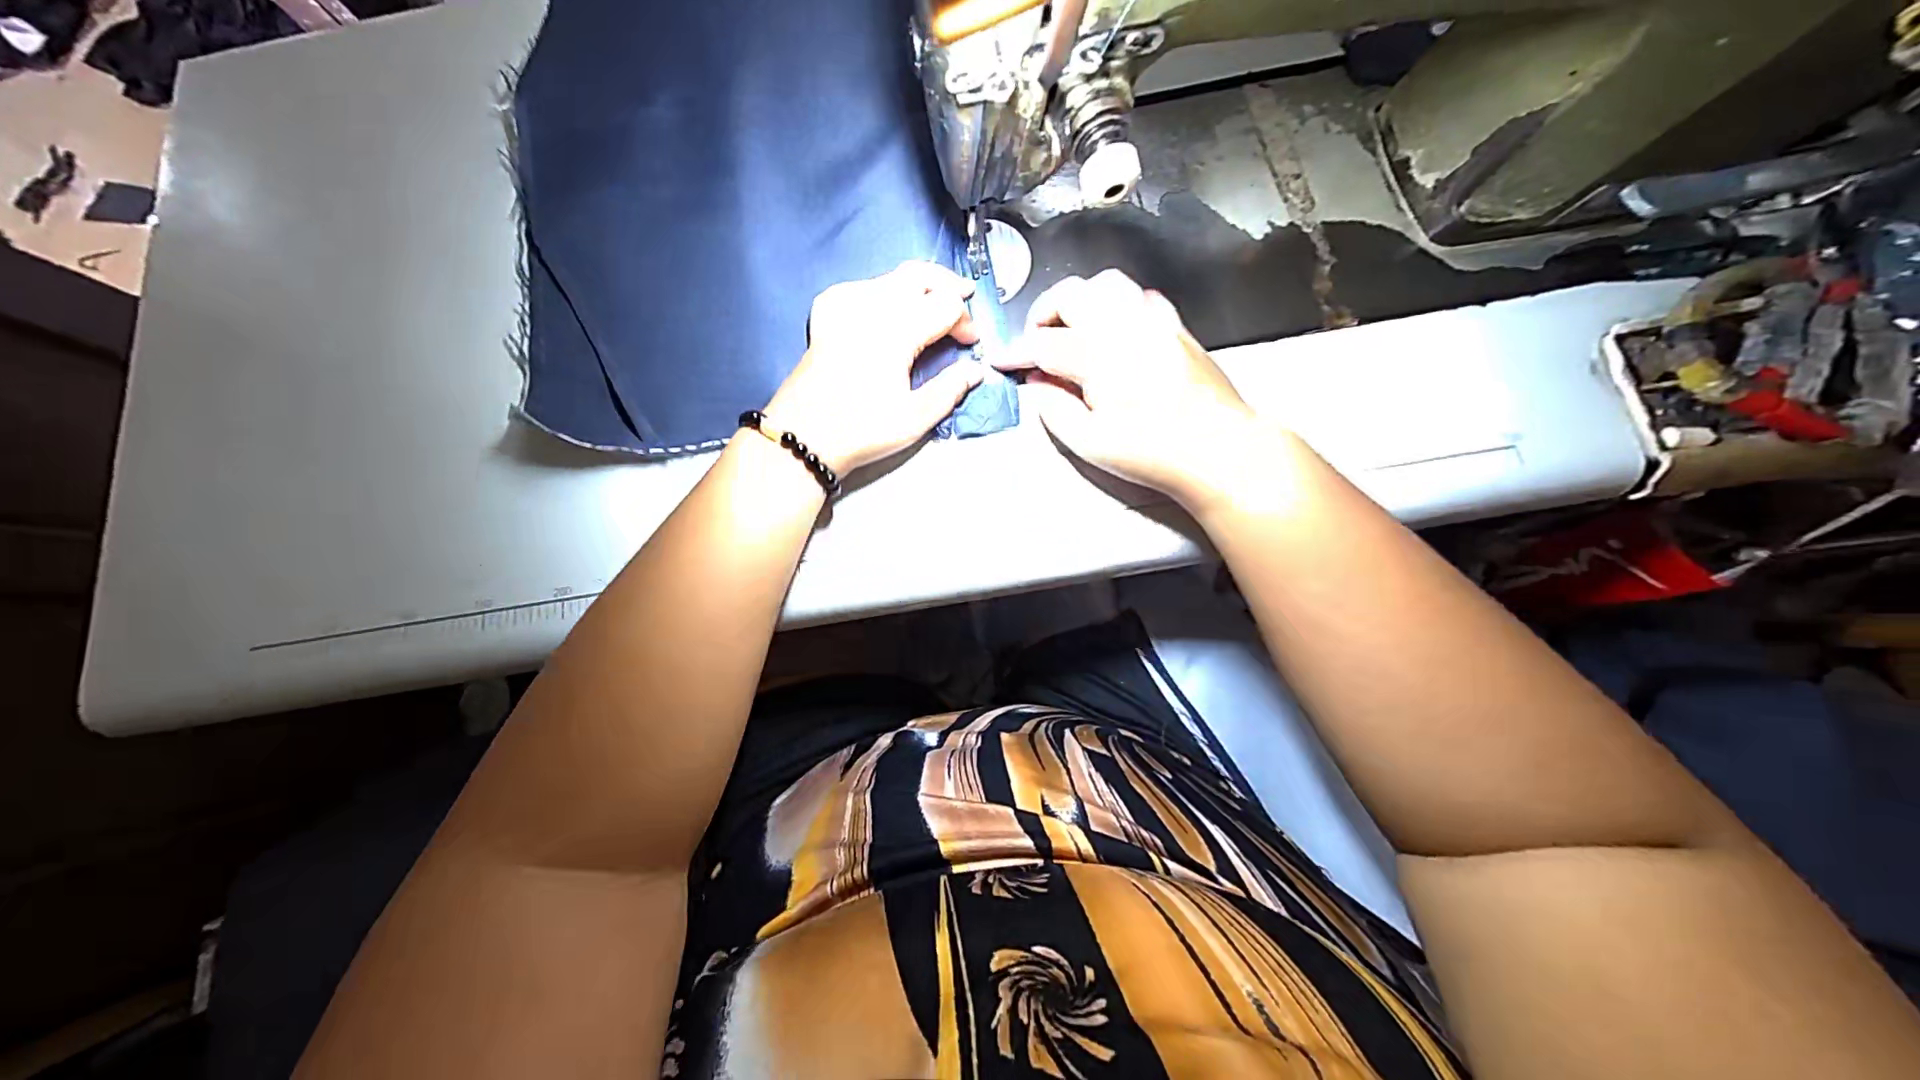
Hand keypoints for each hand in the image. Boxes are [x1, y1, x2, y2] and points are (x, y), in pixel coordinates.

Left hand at [760, 261, 986, 474]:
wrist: (803, 434)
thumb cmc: (859, 429)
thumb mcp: (915, 417)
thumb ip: (950, 389)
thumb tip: (974, 371)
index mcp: (897, 329)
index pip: (945, 305)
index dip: (965, 321)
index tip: (970, 343)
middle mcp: (871, 306)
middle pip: (919, 275)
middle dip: (946, 285)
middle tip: (964, 296)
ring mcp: (845, 304)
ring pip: (891, 277)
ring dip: (918, 288)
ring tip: (932, 306)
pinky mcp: (827, 312)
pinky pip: (863, 286)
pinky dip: (884, 291)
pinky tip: (889, 312)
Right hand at [997, 269, 1290, 509]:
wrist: (1219, 450)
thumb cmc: (1156, 452)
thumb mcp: (1089, 443)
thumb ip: (1053, 408)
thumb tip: (1037, 385)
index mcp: (1097, 354)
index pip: (1042, 343)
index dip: (1017, 352)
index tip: (1005, 360)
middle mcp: (1124, 326)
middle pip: (1071, 295)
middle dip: (1043, 312)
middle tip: (1035, 340)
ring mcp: (1153, 322)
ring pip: (1107, 284)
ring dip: (1080, 300)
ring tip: (1071, 328)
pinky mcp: (1175, 328)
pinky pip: (1140, 297)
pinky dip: (1117, 306)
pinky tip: (1113, 329)